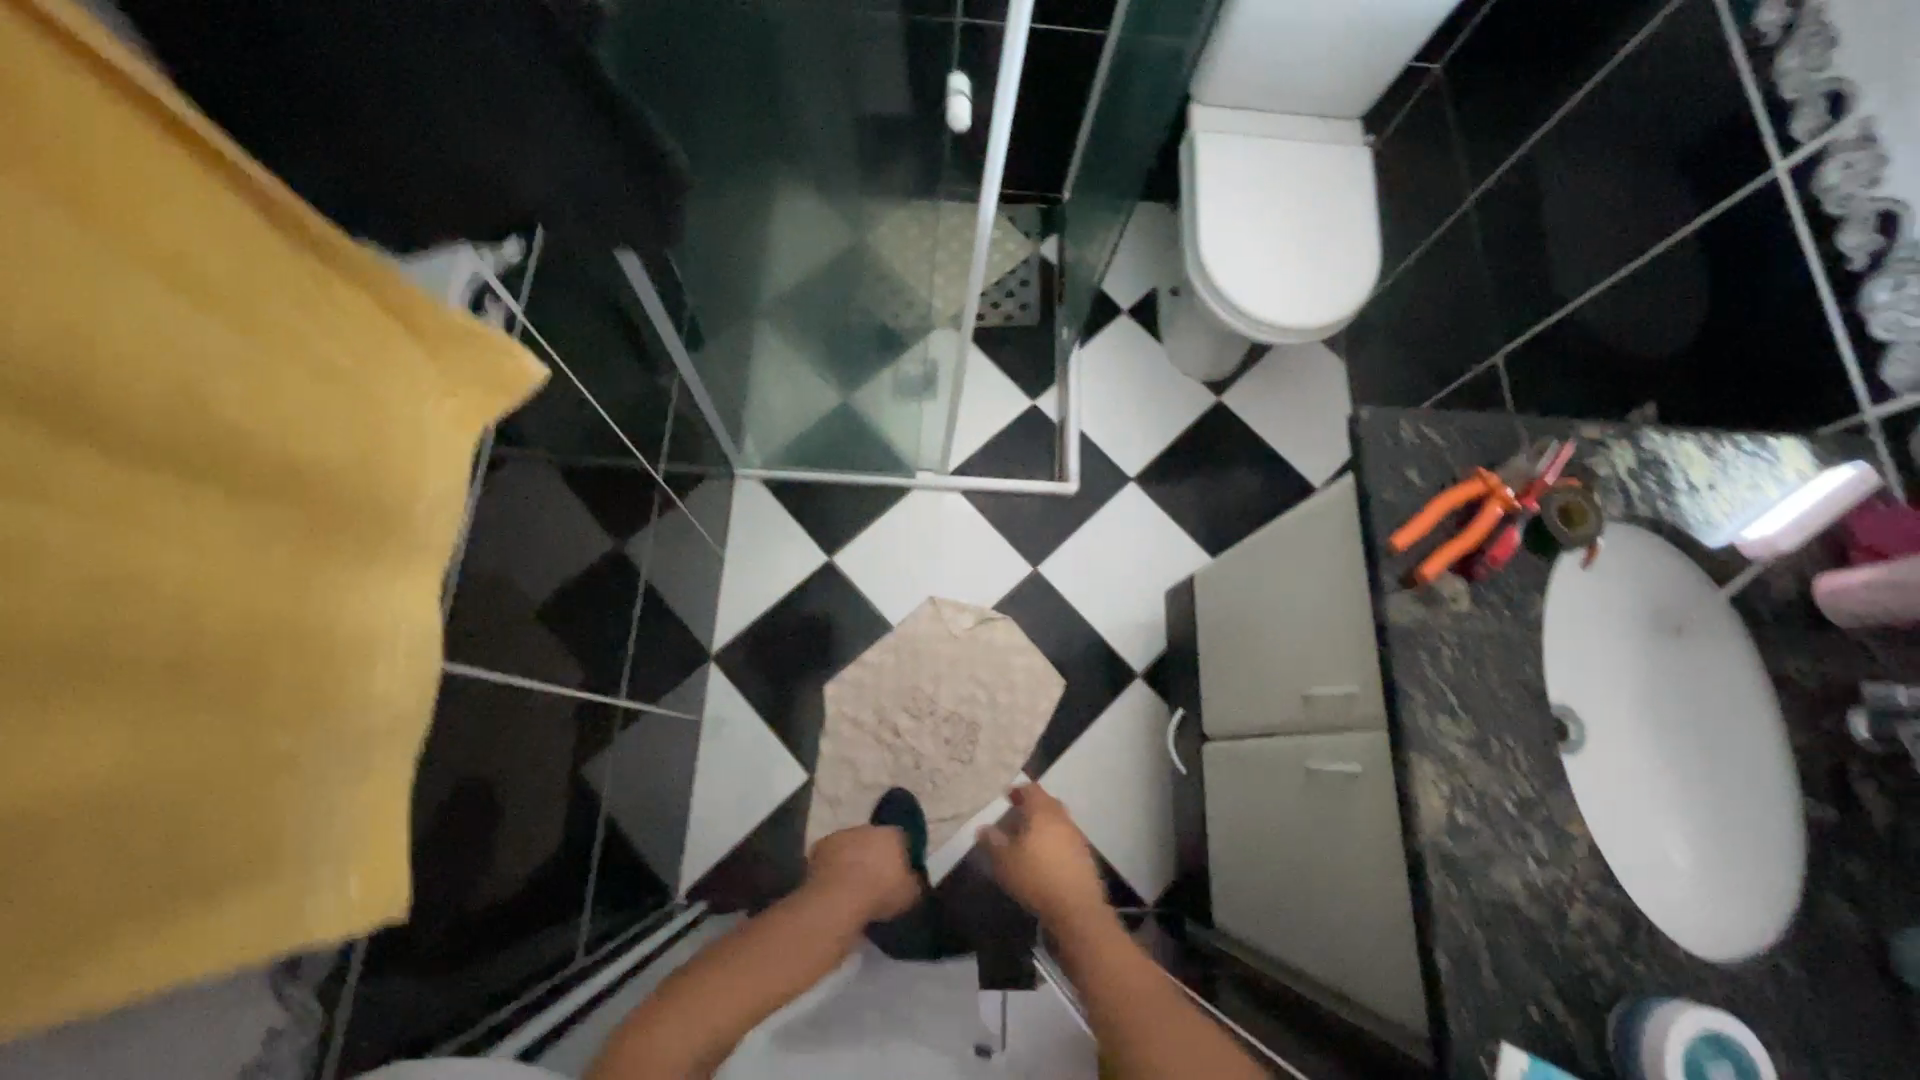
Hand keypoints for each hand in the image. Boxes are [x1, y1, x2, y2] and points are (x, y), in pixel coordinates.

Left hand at [806, 824, 922, 922]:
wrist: (839, 899)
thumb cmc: (880, 894)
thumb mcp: (911, 895)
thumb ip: (916, 882)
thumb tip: (915, 879)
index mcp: (893, 834)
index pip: (902, 838)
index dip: (901, 855)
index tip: (898, 873)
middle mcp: (867, 828)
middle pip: (874, 839)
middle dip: (875, 854)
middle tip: (874, 878)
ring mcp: (841, 835)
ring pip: (851, 844)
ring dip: (852, 858)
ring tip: (852, 883)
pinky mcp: (819, 846)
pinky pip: (830, 855)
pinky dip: (833, 865)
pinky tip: (834, 883)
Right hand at [978, 783, 1109, 929]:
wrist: (1076, 908)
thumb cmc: (1036, 877)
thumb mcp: (1004, 860)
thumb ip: (992, 841)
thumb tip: (984, 828)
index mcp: (1043, 812)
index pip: (1031, 790)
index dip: (1018, 791)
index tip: (1006, 797)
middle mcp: (1063, 819)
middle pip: (1047, 803)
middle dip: (1032, 807)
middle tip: (1016, 816)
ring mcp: (1077, 837)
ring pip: (1058, 822)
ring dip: (1044, 825)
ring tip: (1028, 839)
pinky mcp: (1085, 857)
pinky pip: (1066, 840)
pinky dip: (1054, 842)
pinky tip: (1044, 857)